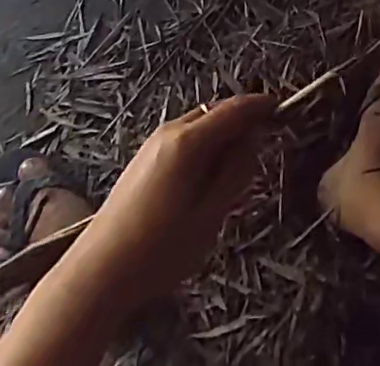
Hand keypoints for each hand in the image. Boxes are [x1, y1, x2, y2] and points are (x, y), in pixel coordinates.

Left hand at [70, 94, 274, 307]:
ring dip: (221, 134)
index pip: (233, 109)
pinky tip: (205, 177)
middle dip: (241, 121)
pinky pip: (184, 138)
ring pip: (199, 125)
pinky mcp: (143, 159)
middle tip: (262, 146)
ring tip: (234, 169)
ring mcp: (153, 143)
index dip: (259, 106)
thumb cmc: (159, 249)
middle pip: (215, 112)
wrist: (98, 273)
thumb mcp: (210, 215)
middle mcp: (170, 132)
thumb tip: (253, 141)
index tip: (280, 108)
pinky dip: (203, 144)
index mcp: (189, 142)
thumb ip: (236, 173)